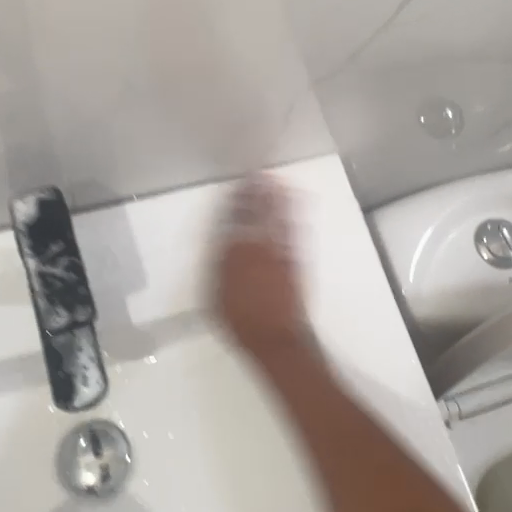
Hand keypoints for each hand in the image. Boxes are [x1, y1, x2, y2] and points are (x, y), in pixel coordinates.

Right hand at [213, 175, 314, 361]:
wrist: (277, 338)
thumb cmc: (240, 321)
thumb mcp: (214, 295)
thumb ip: (217, 265)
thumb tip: (218, 244)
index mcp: (232, 252)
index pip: (231, 218)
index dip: (234, 200)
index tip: (235, 184)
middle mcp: (257, 246)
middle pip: (256, 211)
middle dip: (256, 191)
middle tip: (258, 173)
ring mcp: (280, 251)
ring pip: (277, 217)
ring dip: (276, 196)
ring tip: (276, 180)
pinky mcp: (296, 260)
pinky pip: (294, 229)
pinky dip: (294, 212)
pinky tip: (297, 202)